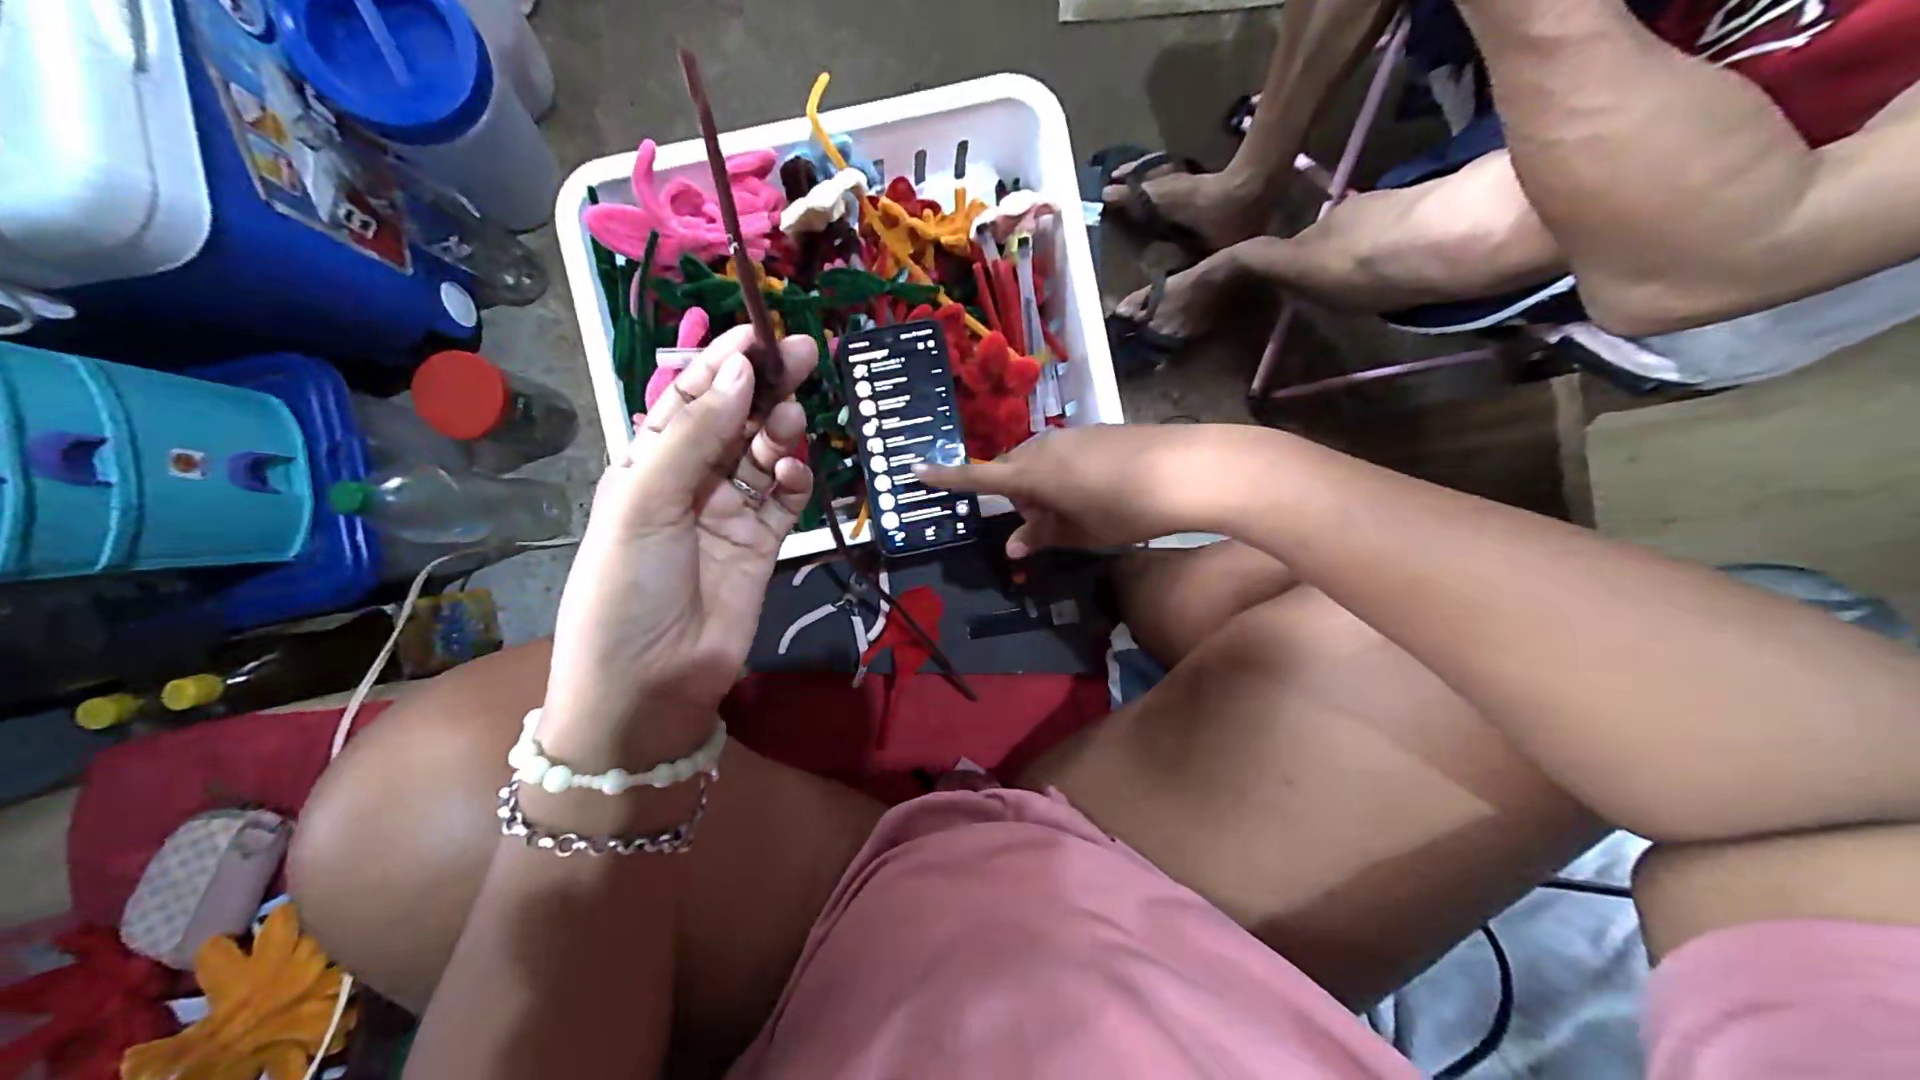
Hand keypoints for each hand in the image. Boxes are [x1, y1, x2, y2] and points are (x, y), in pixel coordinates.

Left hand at [544, 327, 817, 739]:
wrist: (648, 684)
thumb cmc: (625, 589)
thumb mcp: (644, 503)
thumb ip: (694, 436)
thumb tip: (739, 372)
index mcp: (647, 464)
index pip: (689, 398)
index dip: (723, 364)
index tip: (760, 333)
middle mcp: (691, 481)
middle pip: (735, 419)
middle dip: (765, 385)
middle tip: (802, 354)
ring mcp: (729, 513)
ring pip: (765, 454)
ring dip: (780, 430)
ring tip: (790, 422)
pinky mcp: (763, 544)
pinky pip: (786, 499)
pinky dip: (796, 479)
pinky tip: (796, 472)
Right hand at [917, 423, 1244, 556]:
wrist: (1189, 469)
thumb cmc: (1126, 509)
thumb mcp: (1081, 532)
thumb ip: (1043, 535)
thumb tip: (1014, 546)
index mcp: (1031, 473)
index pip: (978, 478)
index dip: (947, 477)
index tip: (916, 470)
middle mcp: (1043, 446)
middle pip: (1011, 472)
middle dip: (1016, 498)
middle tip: (1043, 526)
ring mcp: (1071, 436)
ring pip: (1038, 463)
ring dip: (1042, 488)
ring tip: (1074, 513)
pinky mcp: (1096, 432)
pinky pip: (1062, 455)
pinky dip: (1063, 476)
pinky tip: (1095, 492)